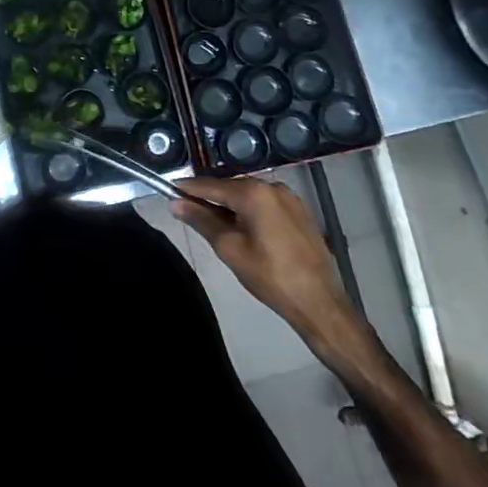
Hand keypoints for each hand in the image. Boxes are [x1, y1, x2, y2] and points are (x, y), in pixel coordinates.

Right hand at [173, 177, 357, 341]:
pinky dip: (249, 210)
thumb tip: (176, 204)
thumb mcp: (229, 249)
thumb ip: (202, 221)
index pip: (212, 185)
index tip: (169, 188)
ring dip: (229, 204)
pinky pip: (265, 203)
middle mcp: (273, 186)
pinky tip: (241, 227)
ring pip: (249, 195)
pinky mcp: (300, 210)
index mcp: (254, 193)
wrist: (318, 301)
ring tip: (212, 222)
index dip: (189, 188)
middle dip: (209, 196)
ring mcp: (290, 197)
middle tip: (187, 210)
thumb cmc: (270, 276)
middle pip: (231, 187)